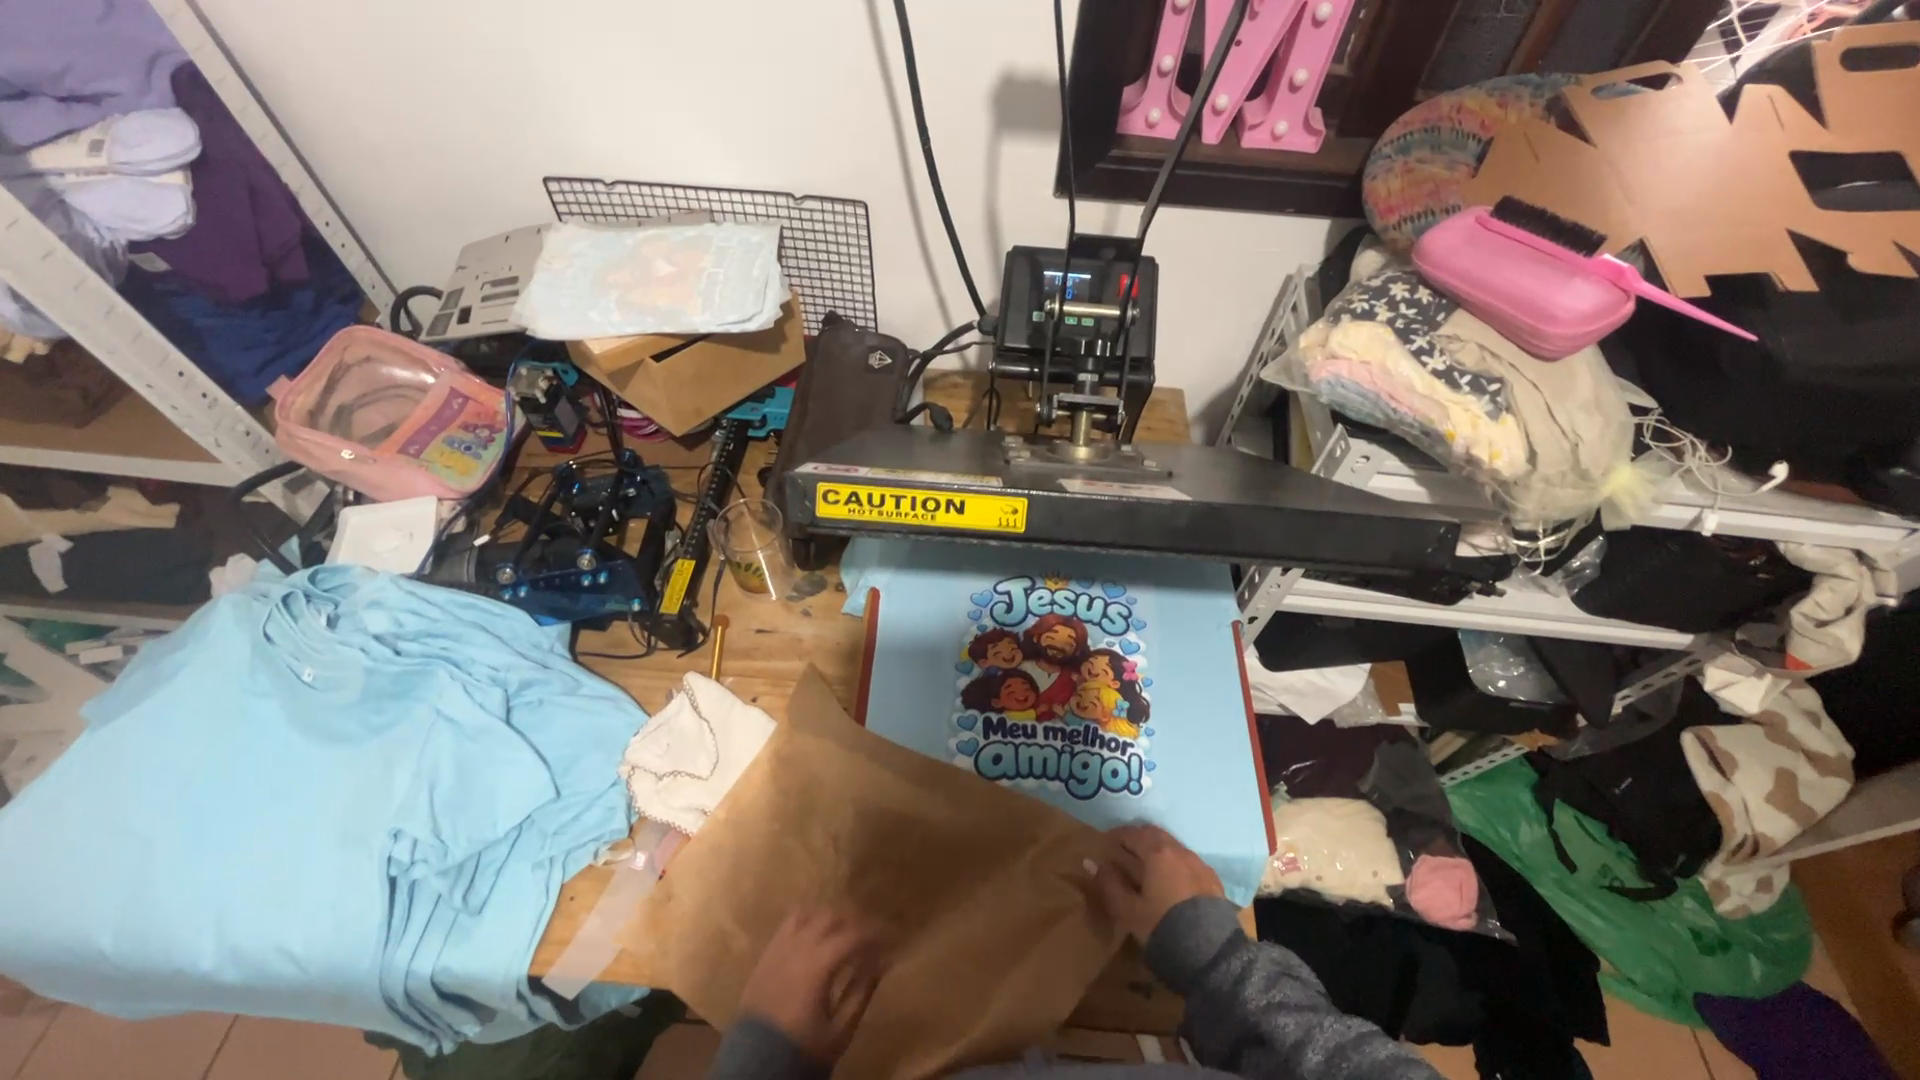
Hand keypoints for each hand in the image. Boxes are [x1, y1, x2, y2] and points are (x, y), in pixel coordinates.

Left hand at [737, 907, 888, 1063]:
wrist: (756, 1062)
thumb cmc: (802, 1048)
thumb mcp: (840, 1029)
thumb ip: (862, 992)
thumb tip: (882, 963)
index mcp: (818, 964)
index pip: (854, 934)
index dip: (876, 934)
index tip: (890, 939)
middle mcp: (798, 946)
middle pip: (833, 916)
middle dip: (857, 920)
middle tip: (873, 934)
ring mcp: (779, 947)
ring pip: (810, 913)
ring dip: (832, 916)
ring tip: (846, 930)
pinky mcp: (767, 953)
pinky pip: (789, 923)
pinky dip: (809, 919)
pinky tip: (818, 933)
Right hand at [1088, 824, 1223, 942]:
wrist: (1210, 953)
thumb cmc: (1162, 927)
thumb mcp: (1128, 910)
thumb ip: (1109, 884)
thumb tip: (1091, 863)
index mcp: (1157, 853)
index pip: (1134, 833)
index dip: (1118, 835)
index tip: (1107, 841)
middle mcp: (1180, 851)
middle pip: (1156, 835)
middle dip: (1139, 838)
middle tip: (1125, 849)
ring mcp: (1200, 865)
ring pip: (1174, 847)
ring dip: (1159, 850)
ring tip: (1148, 866)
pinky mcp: (1213, 881)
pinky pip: (1189, 863)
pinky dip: (1175, 864)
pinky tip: (1172, 881)